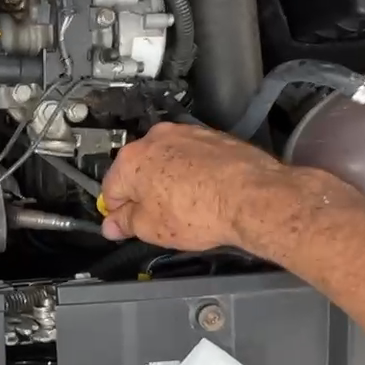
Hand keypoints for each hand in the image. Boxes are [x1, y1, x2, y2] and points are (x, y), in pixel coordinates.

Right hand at [100, 121, 329, 249]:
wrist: (254, 197)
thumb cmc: (203, 210)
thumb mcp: (150, 229)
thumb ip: (125, 224)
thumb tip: (114, 225)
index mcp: (130, 160)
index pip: (110, 190)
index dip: (118, 212)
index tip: (126, 224)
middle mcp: (155, 140)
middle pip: (137, 171)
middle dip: (144, 194)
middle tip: (158, 218)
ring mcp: (186, 135)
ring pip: (166, 162)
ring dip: (169, 182)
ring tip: (186, 207)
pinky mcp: (212, 137)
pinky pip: (192, 157)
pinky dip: (193, 173)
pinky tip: (204, 194)